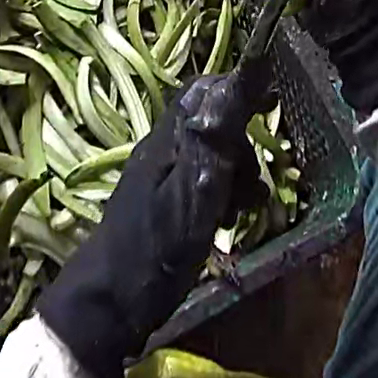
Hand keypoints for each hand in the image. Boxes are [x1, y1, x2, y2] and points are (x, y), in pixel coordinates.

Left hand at [35, 74, 255, 377]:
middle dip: (242, 142)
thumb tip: (245, 70)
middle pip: (211, 122)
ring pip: (209, 153)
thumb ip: (219, 132)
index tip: (272, 103)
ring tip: (248, 205)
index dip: (240, 89)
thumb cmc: (156, 247)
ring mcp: (159, 175)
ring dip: (236, 172)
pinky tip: (228, 220)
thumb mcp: (197, 187)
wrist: (105, 307)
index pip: (206, 89)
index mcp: (170, 137)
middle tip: (256, 179)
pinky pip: (199, 180)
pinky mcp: (160, 202)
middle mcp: (163, 147)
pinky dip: (221, 193)